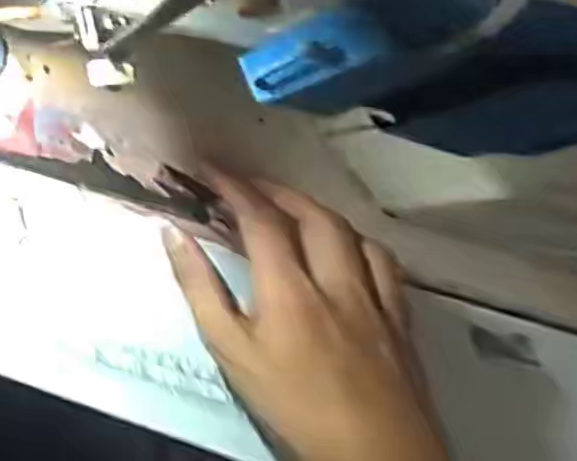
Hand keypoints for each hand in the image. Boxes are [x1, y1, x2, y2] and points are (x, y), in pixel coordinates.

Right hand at [165, 169, 447, 460]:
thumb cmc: (293, 407)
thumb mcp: (230, 351)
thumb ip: (199, 287)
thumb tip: (173, 233)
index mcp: (290, 291)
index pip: (260, 218)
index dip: (232, 186)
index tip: (208, 169)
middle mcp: (338, 286)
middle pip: (312, 216)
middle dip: (274, 189)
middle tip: (245, 183)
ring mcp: (377, 305)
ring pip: (352, 235)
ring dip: (316, 211)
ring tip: (290, 209)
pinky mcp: (403, 326)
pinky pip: (385, 267)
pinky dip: (356, 243)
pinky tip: (342, 251)